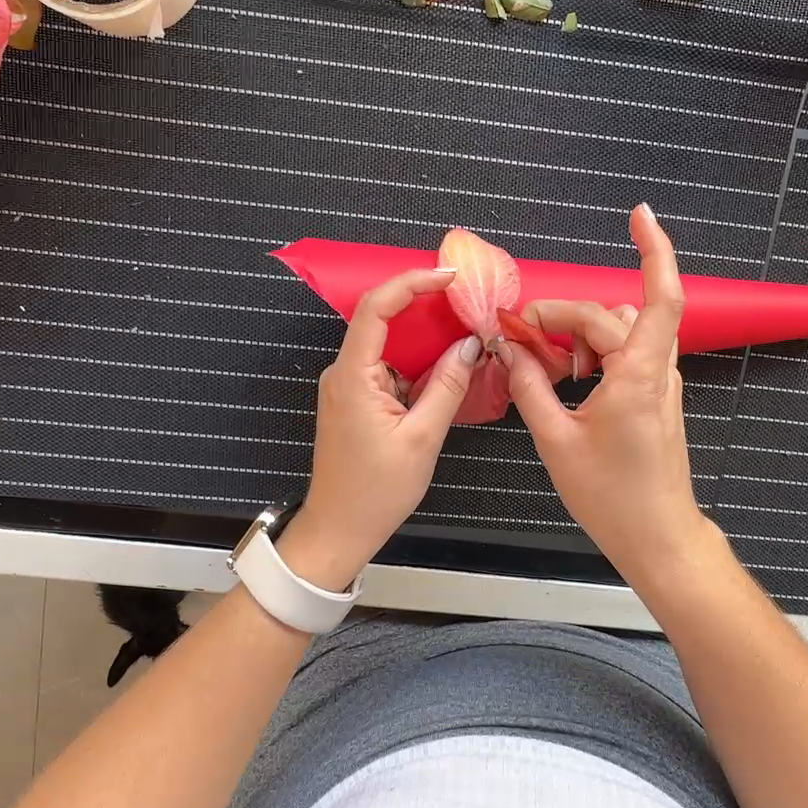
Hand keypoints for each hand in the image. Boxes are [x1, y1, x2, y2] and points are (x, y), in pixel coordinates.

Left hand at [278, 268, 483, 591]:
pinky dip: (416, 362)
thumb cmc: (375, 492)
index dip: (412, 283)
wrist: (338, 530)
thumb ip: (447, 387)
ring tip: (464, 331)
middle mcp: (343, 372)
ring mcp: (347, 385)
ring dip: (423, 337)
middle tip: (466, 301)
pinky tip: (445, 366)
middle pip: (381, 319)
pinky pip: (387, 367)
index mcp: (353, 376)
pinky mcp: (354, 399)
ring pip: (387, 344)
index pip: (377, 308)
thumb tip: (470, 346)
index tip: (449, 277)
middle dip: (424, 305)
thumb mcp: (422, 438)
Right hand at [501, 205, 713, 581]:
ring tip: (550, 364)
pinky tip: (570, 378)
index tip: (639, 214)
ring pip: (624, 329)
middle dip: (565, 315)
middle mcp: (656, 371)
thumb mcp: (555, 440)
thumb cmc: (610, 496)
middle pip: (613, 315)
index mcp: (636, 377)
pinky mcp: (656, 396)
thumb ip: (529, 387)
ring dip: (584, 333)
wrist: (659, 538)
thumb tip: (508, 348)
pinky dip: (596, 351)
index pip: (660, 297)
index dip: (654, 250)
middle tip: (520, 337)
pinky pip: (628, 352)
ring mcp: (660, 383)